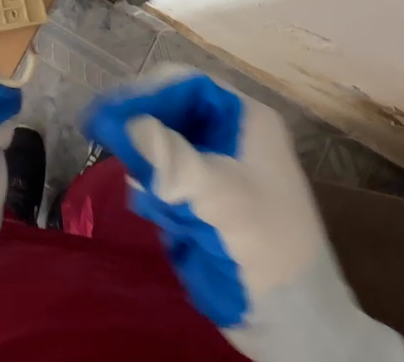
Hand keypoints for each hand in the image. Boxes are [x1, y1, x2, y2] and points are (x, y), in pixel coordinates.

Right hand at [84, 66, 403, 360]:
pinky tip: (157, 212)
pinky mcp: (207, 199)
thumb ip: (171, 155)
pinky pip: (169, 179)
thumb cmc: (264, 244)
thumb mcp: (219, 194)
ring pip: (165, 146)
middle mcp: (231, 134)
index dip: (145, 92)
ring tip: (149, 196)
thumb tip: (126, 123)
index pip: (186, 84)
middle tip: (114, 150)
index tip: (109, 114)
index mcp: (245, 119)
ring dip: (150, 168)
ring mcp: (220, 167)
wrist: (295, 318)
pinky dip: (157, 192)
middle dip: (145, 133)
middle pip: (171, 112)